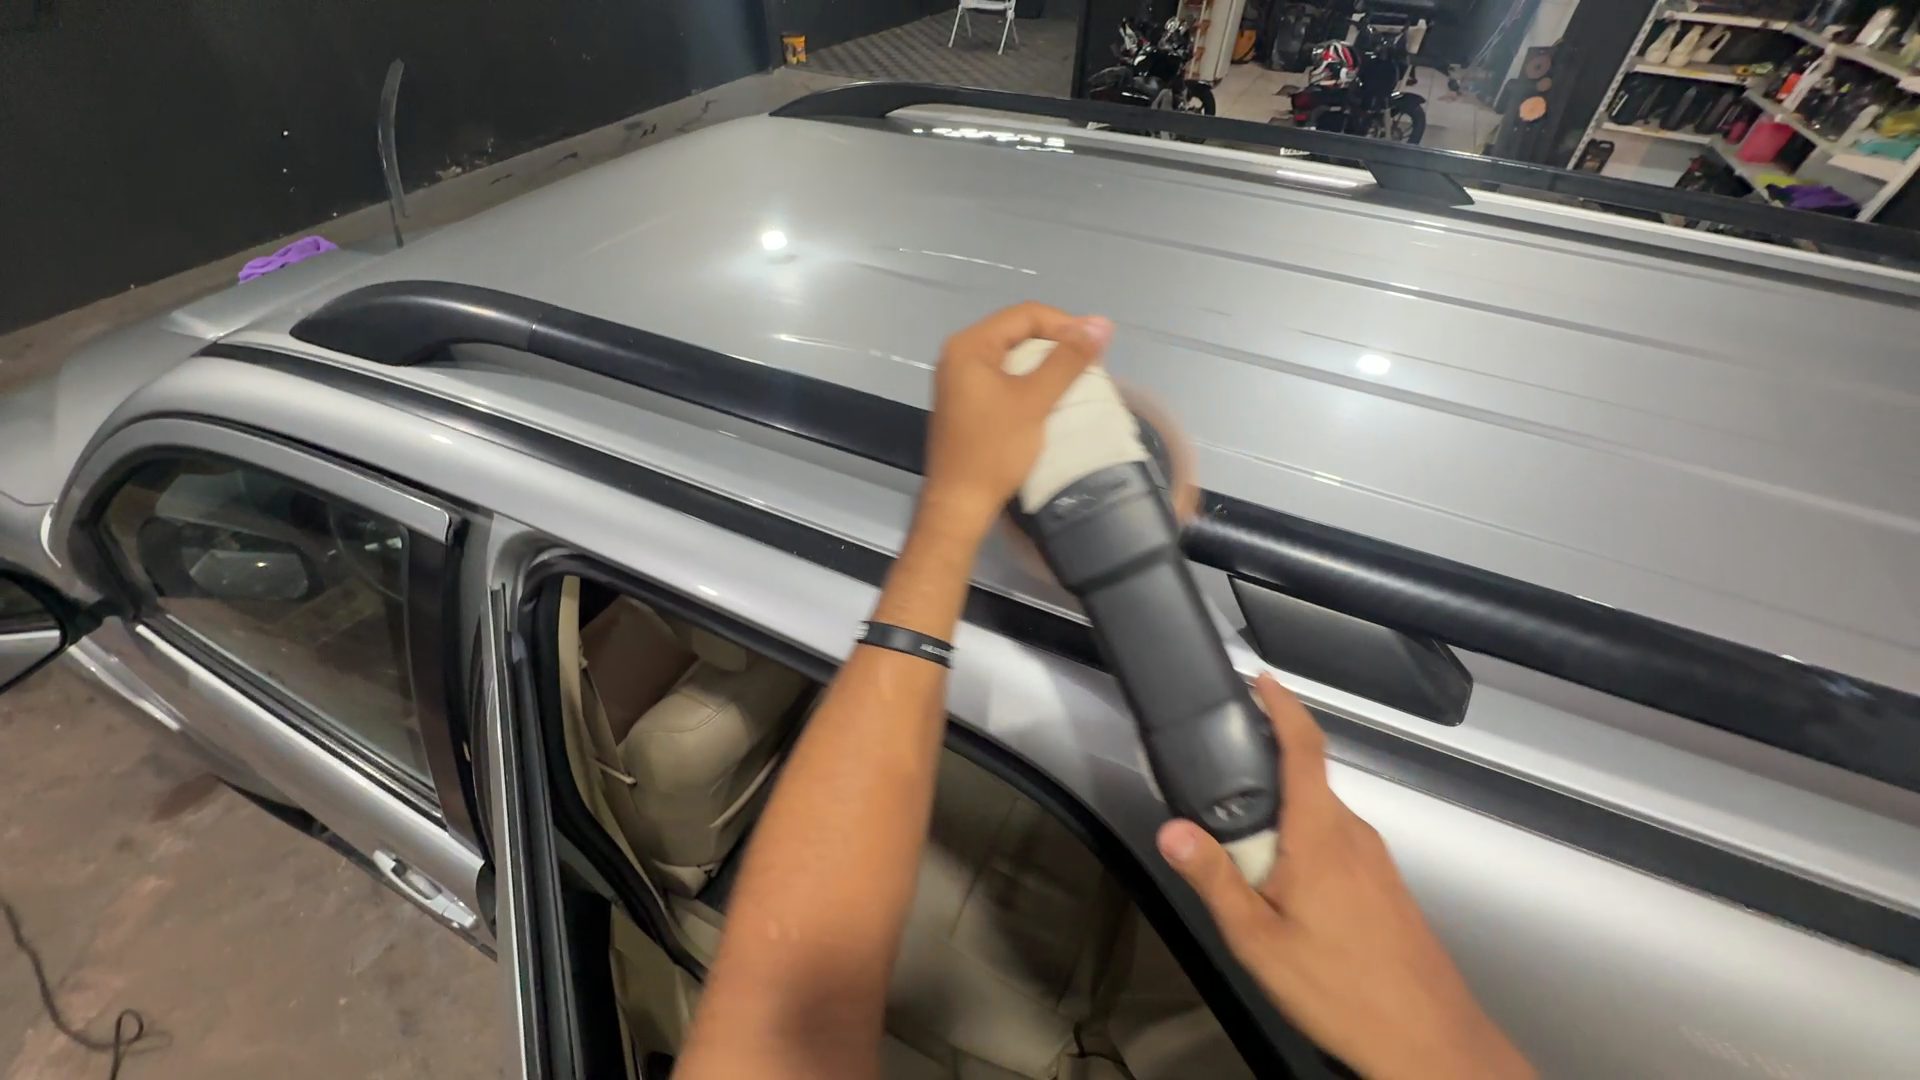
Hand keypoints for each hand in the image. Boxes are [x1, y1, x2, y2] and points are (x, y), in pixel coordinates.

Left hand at [920, 303, 1112, 537]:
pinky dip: (1030, 384)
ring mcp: (960, 381)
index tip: (1097, 348)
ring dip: (1046, 366)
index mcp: (969, 346)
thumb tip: (1102, 323)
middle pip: (1018, 333)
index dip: (1066, 325)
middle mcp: (959, 356)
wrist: (960, 504)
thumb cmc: (994, 450)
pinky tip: (1050, 400)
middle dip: (1057, 345)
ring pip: (1013, 358)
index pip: (1025, 315)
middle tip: (1090, 365)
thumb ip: (1067, 360)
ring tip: (1076, 382)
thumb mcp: (1035, 401)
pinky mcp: (966, 404)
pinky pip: (1004, 380)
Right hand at [1156, 676, 1533, 1079]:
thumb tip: (1172, 832)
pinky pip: (1334, 843)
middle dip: (1258, 785)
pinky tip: (1288, 897)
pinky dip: (1302, 848)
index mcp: (1321, 835)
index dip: (1282, 705)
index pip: (1305, 747)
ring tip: (1249, 868)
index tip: (1261, 679)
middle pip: (1302, 781)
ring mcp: (1375, 859)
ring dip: (1279, 824)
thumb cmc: (1346, 992)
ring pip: (1316, 817)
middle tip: (1221, 814)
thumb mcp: (1260, 940)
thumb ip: (1215, 879)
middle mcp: (1354, 834)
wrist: (1435, 1049)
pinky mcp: (1383, 884)